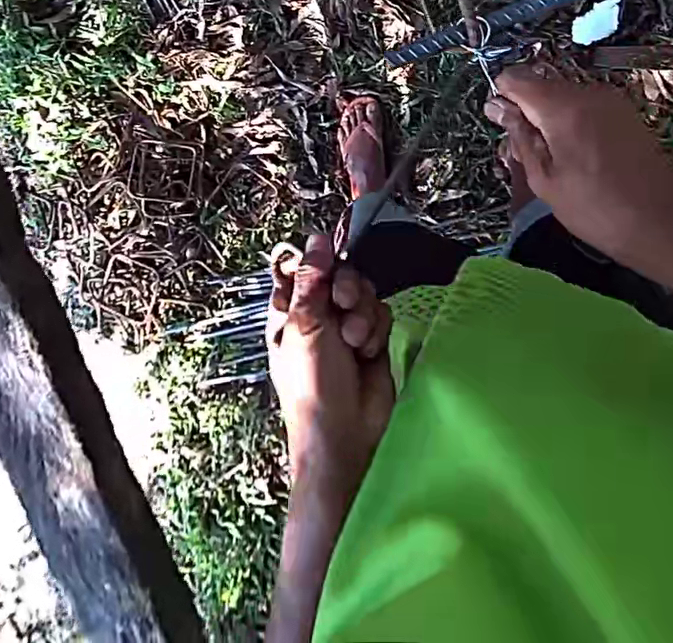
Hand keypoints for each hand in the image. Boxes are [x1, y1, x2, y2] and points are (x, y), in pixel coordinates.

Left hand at [267, 235, 393, 504]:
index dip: (318, 262)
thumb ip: (313, 279)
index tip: (328, 267)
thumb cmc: (313, 384)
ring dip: (362, 315)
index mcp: (291, 308)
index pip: (304, 266)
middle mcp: (319, 312)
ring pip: (364, 291)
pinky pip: (381, 312)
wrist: (347, 434)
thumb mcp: (305, 327)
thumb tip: (317, 238)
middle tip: (343, 308)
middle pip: (340, 273)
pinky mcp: (373, 337)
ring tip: (355, 344)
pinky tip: (369, 353)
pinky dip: (377, 330)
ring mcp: (346, 325)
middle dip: (347, 289)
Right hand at [484, 64, 672, 280]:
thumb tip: (497, 107)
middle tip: (524, 153)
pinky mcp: (624, 113)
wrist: (666, 223)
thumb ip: (520, 136)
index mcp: (562, 107)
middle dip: (525, 112)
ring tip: (551, 162)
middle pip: (539, 86)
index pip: (515, 79)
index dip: (502, 99)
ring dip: (548, 120)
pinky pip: (584, 107)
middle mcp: (587, 93)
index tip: (502, 128)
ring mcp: (609, 100)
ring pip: (561, 97)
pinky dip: (570, 124)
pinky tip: (575, 158)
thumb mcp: (544, 179)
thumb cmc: (597, 209)